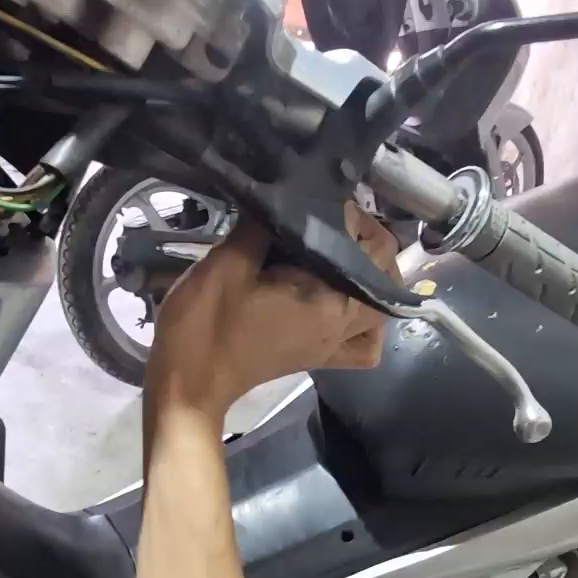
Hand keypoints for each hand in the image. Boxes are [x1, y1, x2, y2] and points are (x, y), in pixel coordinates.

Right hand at [147, 203, 399, 422]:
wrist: (190, 384)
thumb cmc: (207, 324)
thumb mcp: (228, 263)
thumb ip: (262, 225)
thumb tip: (284, 194)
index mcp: (329, 300)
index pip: (370, 246)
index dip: (352, 213)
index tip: (320, 197)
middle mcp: (342, 324)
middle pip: (386, 275)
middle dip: (369, 240)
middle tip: (334, 220)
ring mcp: (333, 345)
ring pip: (381, 309)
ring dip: (374, 279)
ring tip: (345, 255)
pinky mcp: (320, 357)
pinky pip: (363, 345)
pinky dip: (365, 325)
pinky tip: (345, 305)